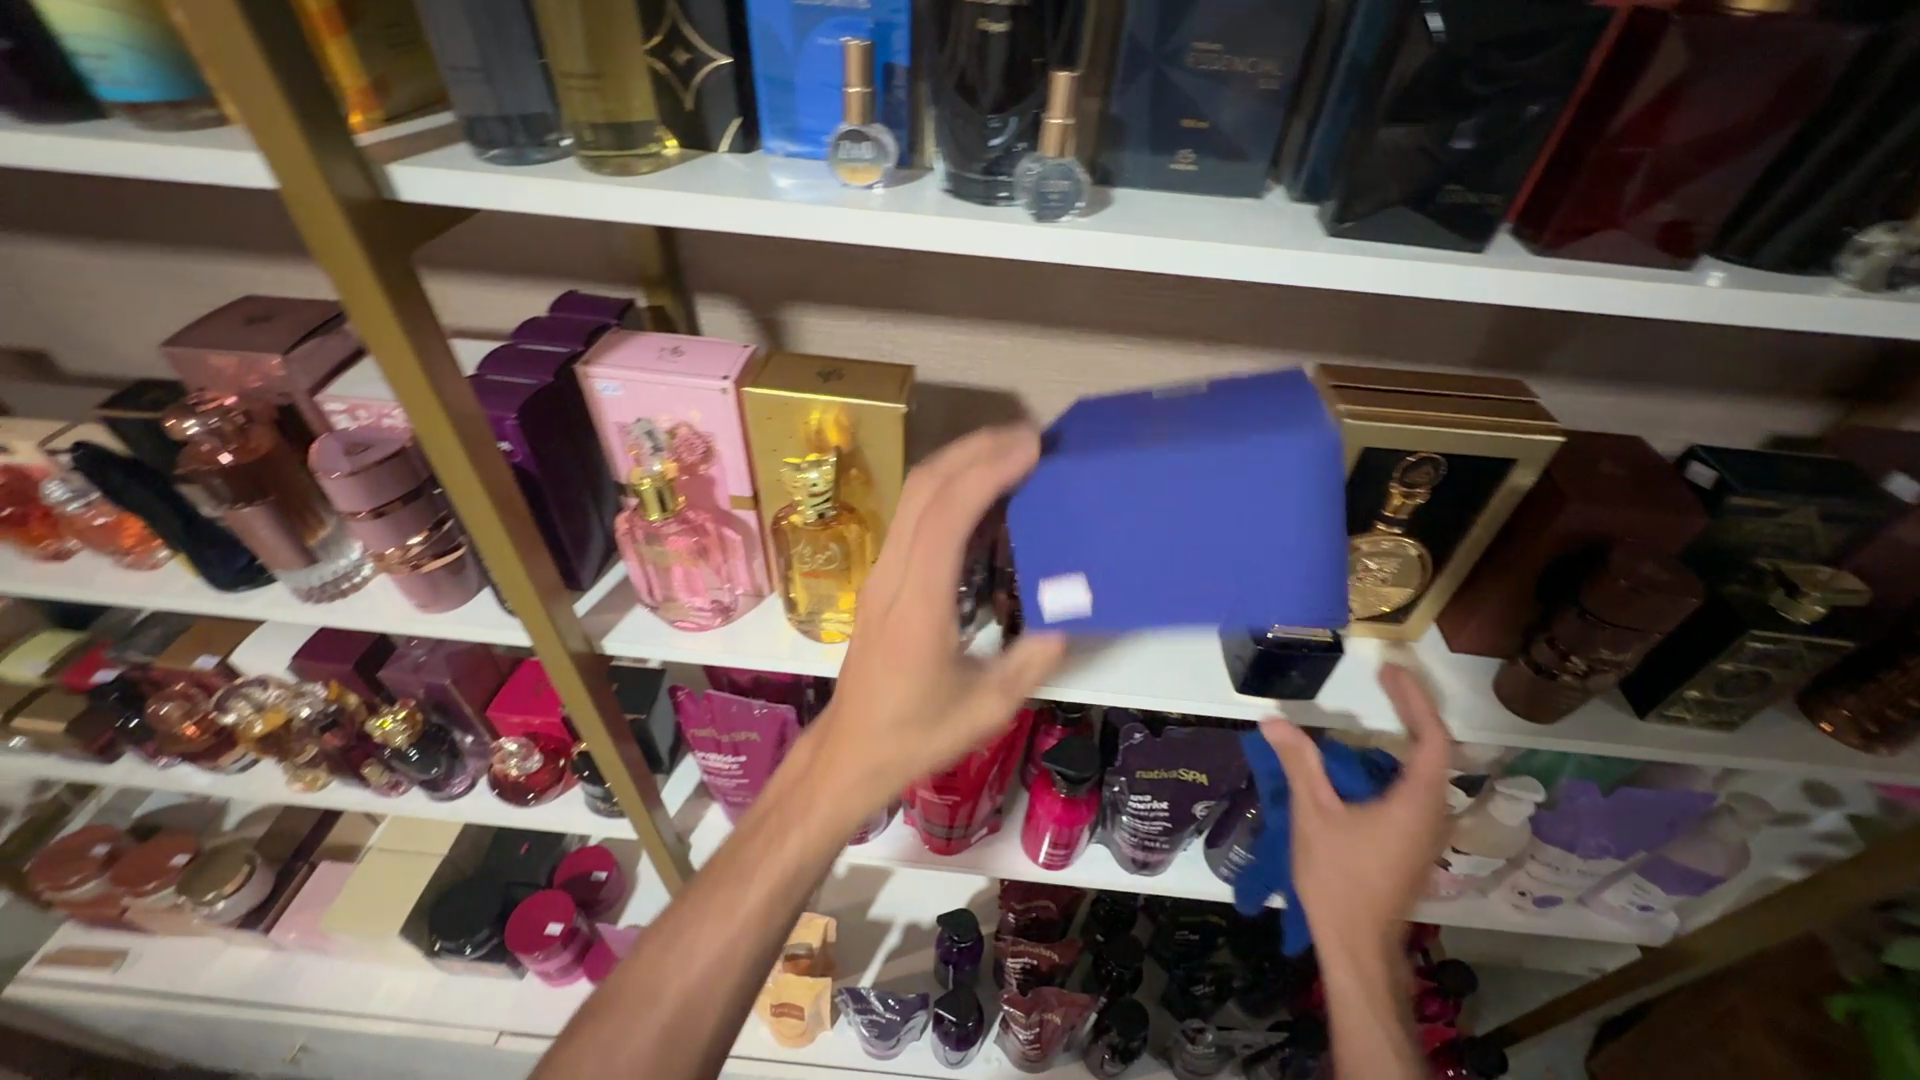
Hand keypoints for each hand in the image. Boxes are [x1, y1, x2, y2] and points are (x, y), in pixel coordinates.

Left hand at [805, 425, 1067, 823]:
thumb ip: (1032, 660)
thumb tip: (1071, 618)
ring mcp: (881, 573)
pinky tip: (981, 494)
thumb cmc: (916, 734)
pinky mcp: (881, 578)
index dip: (988, 471)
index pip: (947, 515)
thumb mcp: (987, 708)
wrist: (851, 751)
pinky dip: (948, 488)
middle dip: (975, 449)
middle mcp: (893, 574)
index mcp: (919, 603)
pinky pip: (913, 516)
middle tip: (1029, 437)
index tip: (1032, 448)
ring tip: (1010, 452)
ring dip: (959, 462)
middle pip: (924, 487)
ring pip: (913, 496)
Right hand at [1260, 664, 1453, 952]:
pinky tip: (1363, 767)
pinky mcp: (1414, 846)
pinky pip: (1412, 792)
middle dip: (1410, 712)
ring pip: (1424, 774)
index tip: (1389, 671)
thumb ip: (1299, 763)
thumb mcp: (1314, 814)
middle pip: (1433, 751)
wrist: (1357, 944)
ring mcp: (1427, 833)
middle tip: (1383, 683)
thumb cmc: (1339, 879)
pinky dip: (1393, 767)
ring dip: (1402, 740)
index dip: (1413, 699)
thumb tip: (1273, 720)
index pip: (1431, 737)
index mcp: (1418, 802)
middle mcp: (1434, 814)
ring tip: (1376, 715)